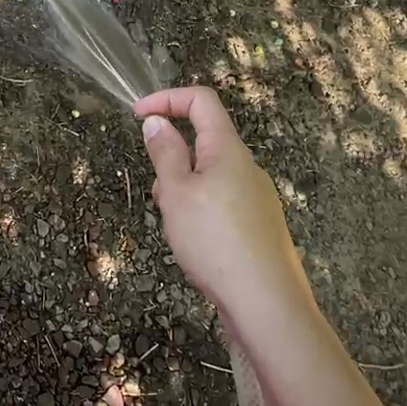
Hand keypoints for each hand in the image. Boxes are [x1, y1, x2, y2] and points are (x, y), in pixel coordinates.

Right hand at [134, 87, 306, 333]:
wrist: (269, 307)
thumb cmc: (215, 240)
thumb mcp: (176, 192)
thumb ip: (164, 152)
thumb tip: (157, 121)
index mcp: (228, 149)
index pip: (200, 100)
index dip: (166, 98)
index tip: (137, 115)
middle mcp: (247, 167)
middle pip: (203, 141)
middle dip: (171, 159)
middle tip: (158, 194)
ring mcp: (257, 198)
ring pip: (209, 176)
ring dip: (183, 189)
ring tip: (175, 226)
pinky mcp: (260, 226)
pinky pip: (221, 202)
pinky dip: (199, 210)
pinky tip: (194, 245)